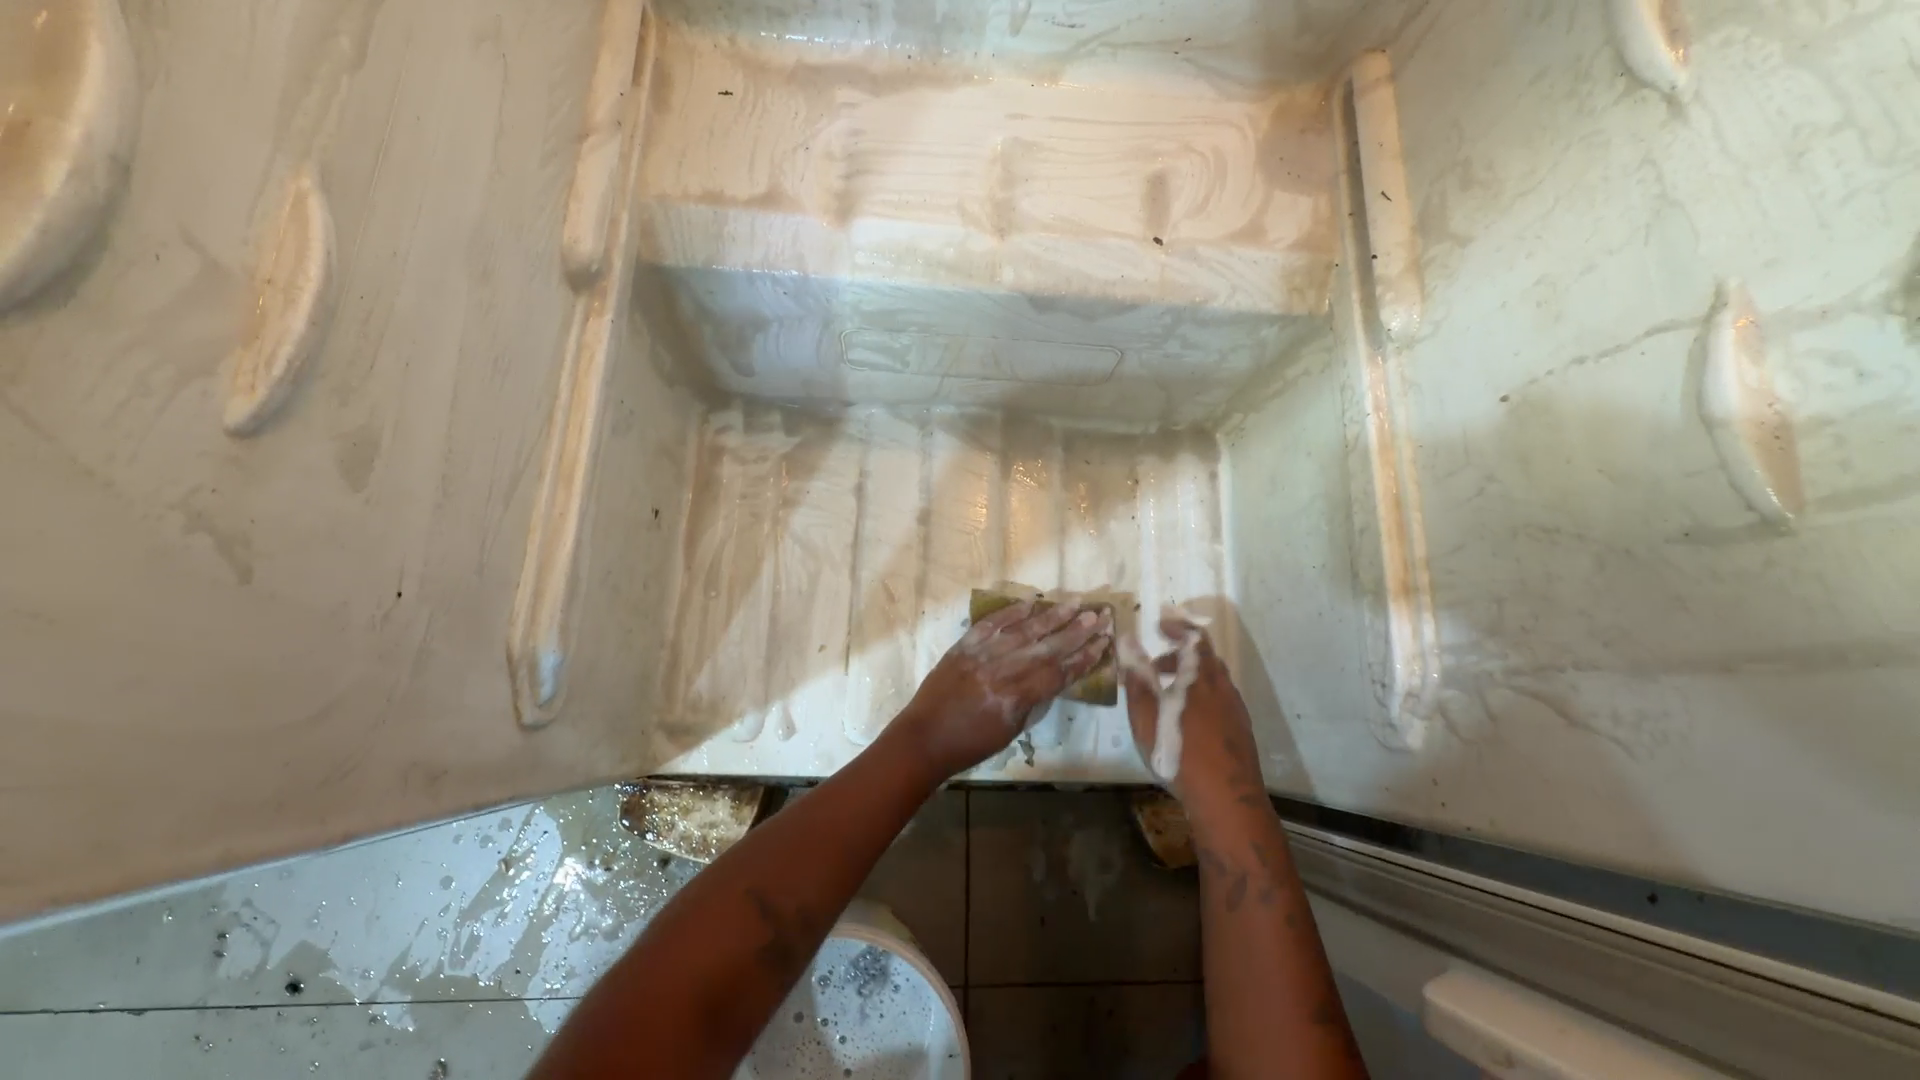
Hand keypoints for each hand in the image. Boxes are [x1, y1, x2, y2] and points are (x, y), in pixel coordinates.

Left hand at [891, 600, 1112, 778]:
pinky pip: (990, 624)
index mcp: (1014, 697)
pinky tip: (1030, 602)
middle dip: (1076, 631)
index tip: (1104, 643)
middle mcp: (1001, 671)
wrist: (923, 739)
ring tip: (1074, 603)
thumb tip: (1053, 678)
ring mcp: (980, 655)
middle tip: (1099, 615)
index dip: (1083, 658)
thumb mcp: (1010, 730)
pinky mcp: (963, 646)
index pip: (1058, 673)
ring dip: (1051, 616)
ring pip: (1022, 631)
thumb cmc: (970, 745)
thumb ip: (1033, 701)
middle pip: (1046, 647)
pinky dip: (1010, 612)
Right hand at [1120, 613, 1262, 817]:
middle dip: (1181, 655)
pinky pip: (1219, 701)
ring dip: (1191, 678)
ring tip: (1167, 695)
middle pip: (1205, 660)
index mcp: (1201, 678)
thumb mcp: (1147, 714)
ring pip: (1213, 682)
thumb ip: (1138, 676)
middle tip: (1157, 664)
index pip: (1195, 638)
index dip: (1179, 627)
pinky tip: (1187, 722)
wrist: (1226, 800)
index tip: (1161, 626)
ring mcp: (1235, 711)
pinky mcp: (1240, 732)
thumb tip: (1127, 640)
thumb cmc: (1179, 752)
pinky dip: (1201, 698)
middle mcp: (1223, 688)